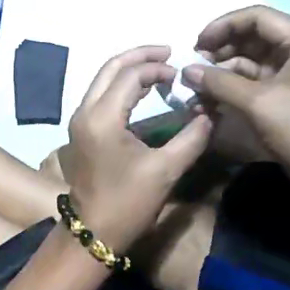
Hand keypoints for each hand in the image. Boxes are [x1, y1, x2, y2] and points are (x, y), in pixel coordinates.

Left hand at [59, 46, 212, 255]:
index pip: (130, 75)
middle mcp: (85, 111)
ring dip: (131, 69)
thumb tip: (209, 113)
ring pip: (104, 78)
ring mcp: (80, 120)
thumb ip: (191, 137)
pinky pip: (102, 93)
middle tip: (169, 53)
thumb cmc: (128, 202)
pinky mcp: (82, 130)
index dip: (157, 69)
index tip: (181, 76)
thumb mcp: (166, 170)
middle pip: (111, 67)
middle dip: (140, 56)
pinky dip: (123, 85)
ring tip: (161, 69)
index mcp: (102, 117)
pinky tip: (145, 91)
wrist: (93, 236)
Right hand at [184, 6, 289, 197]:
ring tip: (197, 82)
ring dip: (225, 68)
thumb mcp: (259, 104)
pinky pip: (257, 78)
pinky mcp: (289, 91)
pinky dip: (234, 84)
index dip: (224, 25)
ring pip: (253, 58)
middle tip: (194, 64)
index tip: (197, 43)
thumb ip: (220, 83)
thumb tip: (186, 71)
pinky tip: (211, 94)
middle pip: (255, 35)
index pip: (258, 17)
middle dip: (222, 48)